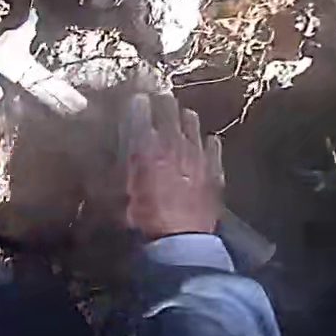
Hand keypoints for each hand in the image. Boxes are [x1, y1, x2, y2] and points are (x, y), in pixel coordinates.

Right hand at [123, 92, 223, 239]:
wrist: (182, 239)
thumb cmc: (145, 219)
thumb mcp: (124, 195)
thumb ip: (125, 171)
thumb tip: (122, 159)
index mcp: (146, 149)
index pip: (141, 116)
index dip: (138, 104)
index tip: (137, 97)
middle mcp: (173, 145)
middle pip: (169, 112)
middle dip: (162, 103)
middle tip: (159, 96)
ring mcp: (197, 155)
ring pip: (192, 124)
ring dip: (184, 117)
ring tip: (182, 114)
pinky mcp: (214, 170)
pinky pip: (213, 146)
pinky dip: (208, 141)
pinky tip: (207, 140)